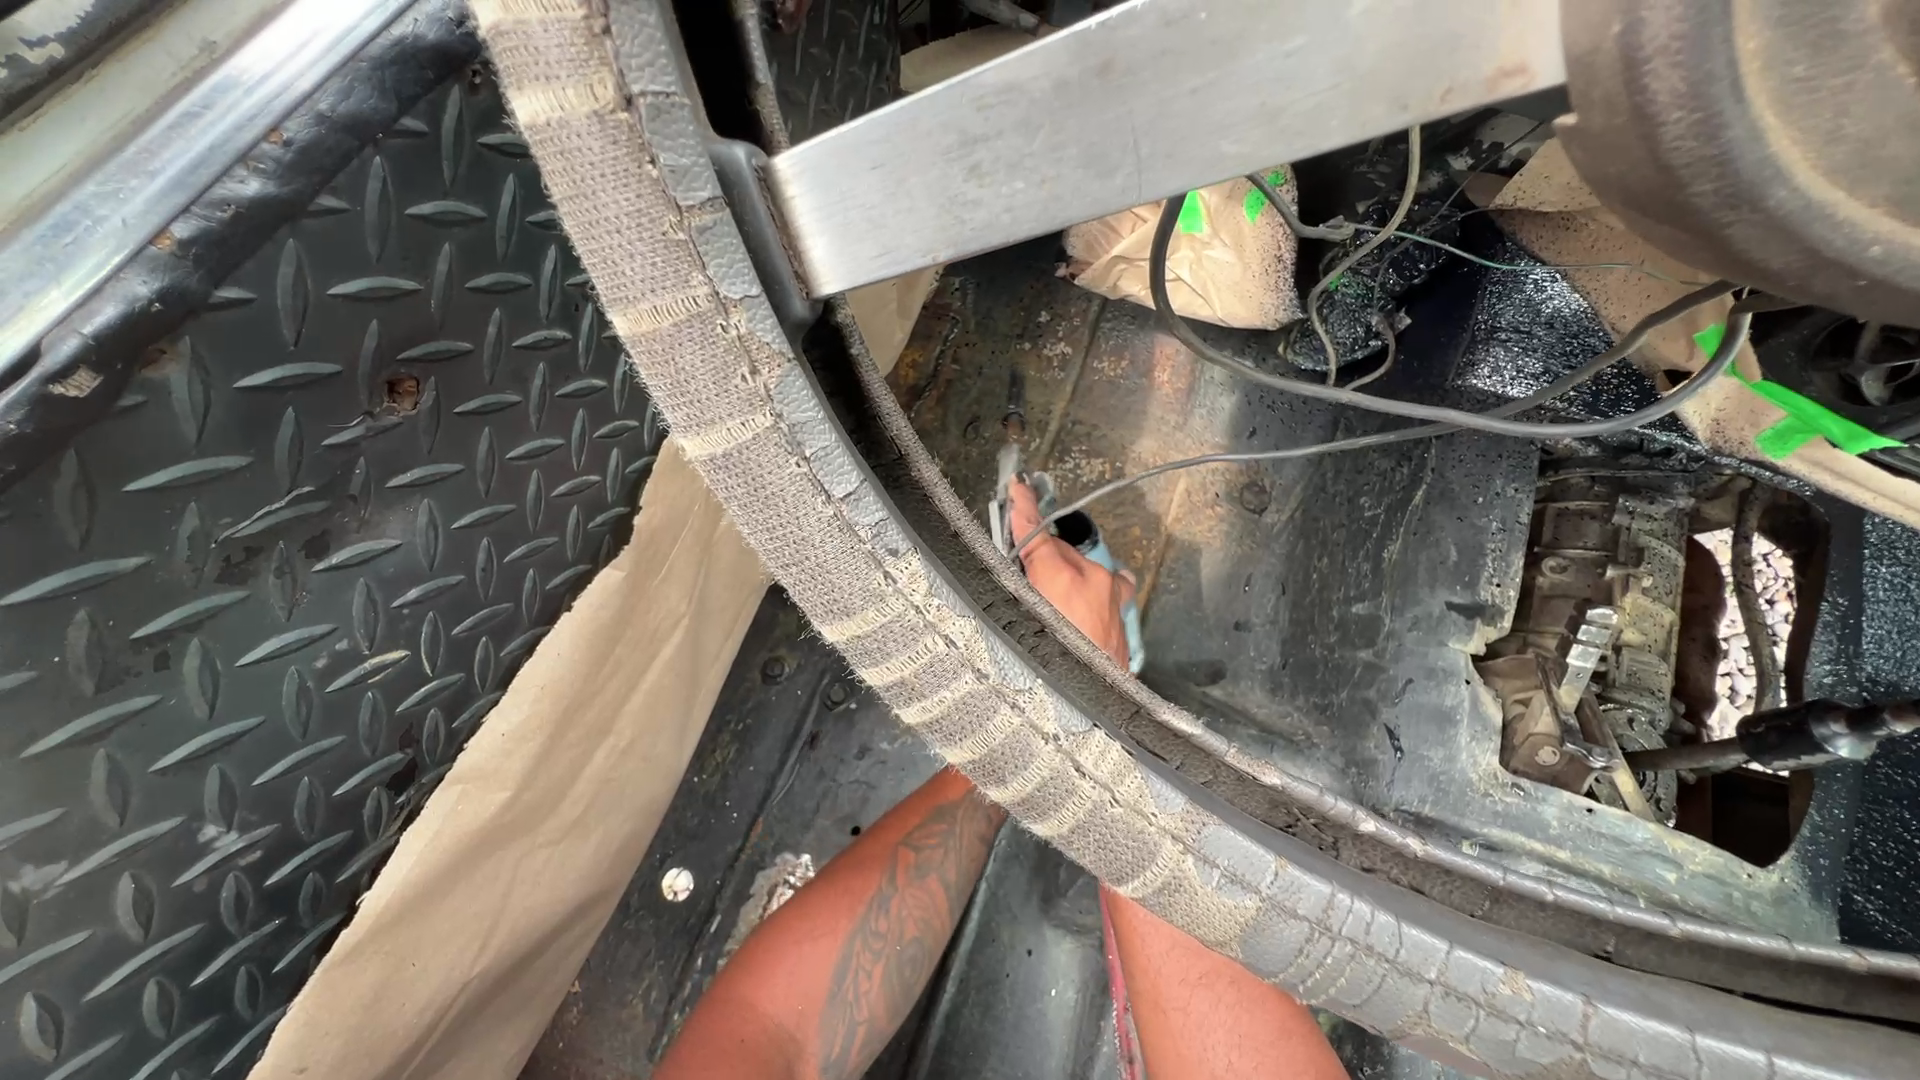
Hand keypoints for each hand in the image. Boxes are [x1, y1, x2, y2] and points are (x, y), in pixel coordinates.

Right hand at [1008, 478, 1135, 665]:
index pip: (1034, 534)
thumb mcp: (1022, 626)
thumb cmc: (1054, 670)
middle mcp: (1090, 578)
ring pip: (1081, 567)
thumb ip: (1017, 592)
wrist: (1101, 705)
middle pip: (1058, 551)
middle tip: (1025, 581)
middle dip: (1042, 559)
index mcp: (1060, 580)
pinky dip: (1088, 588)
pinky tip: (1079, 609)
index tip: (1017, 487)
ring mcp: (1111, 592)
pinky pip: (1102, 582)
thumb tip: (1015, 572)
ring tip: (1052, 605)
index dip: (1022, 508)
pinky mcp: (1122, 606)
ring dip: (1065, 576)